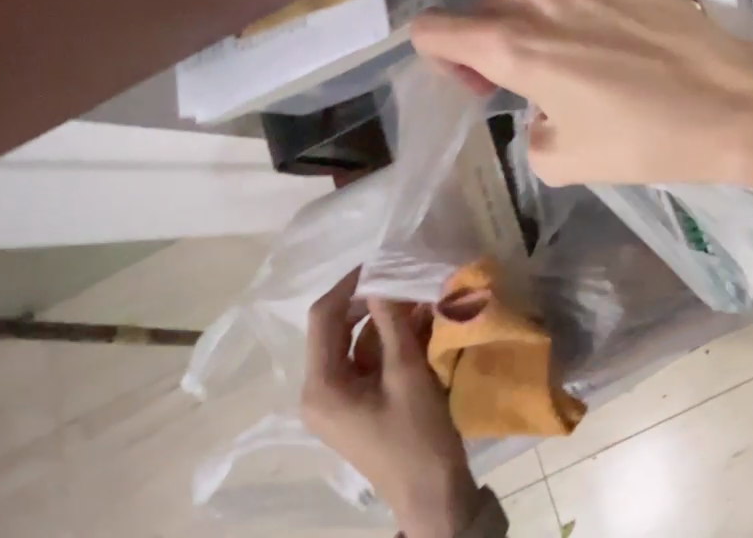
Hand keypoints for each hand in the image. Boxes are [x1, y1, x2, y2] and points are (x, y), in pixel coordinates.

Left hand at [301, 271, 481, 537]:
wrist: (432, 492)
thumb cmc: (416, 434)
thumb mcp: (407, 372)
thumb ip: (392, 323)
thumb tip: (384, 281)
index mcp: (321, 385)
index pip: (324, 318)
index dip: (350, 284)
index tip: (383, 260)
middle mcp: (320, 391)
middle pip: (339, 329)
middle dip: (373, 301)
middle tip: (409, 278)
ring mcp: (339, 401)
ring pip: (359, 344)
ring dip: (389, 321)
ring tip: (425, 298)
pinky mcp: (359, 406)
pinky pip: (370, 363)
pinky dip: (393, 343)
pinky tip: (425, 325)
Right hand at [411, 0, 752, 187]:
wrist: (735, 103)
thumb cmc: (649, 140)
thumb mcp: (565, 159)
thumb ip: (528, 125)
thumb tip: (540, 104)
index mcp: (513, 43)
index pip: (433, 28)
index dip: (440, 57)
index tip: (477, 82)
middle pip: (481, 0)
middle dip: (486, 34)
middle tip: (524, 71)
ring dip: (525, 0)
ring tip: (559, 35)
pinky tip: (605, 19)